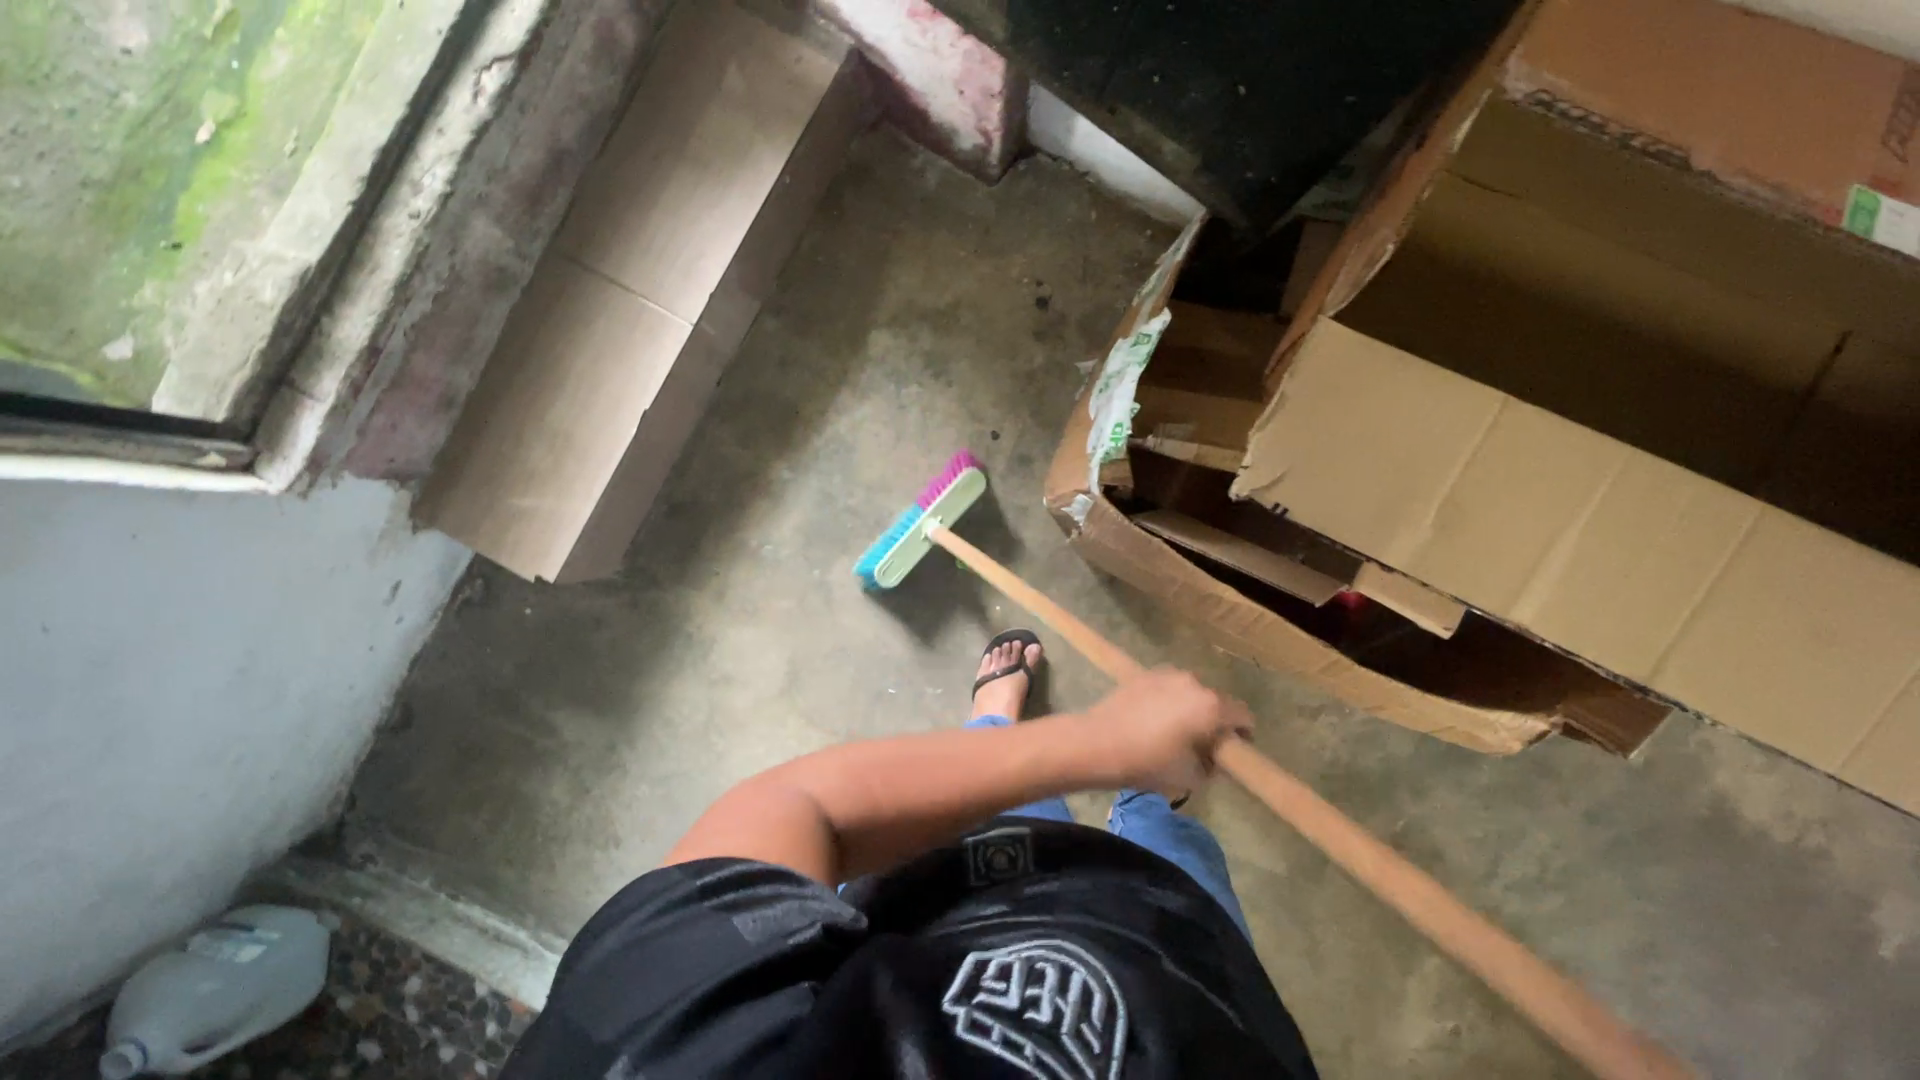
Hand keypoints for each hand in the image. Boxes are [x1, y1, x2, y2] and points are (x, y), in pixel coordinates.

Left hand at [1072, 668, 1252, 794]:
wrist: (1097, 743)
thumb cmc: (1148, 763)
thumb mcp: (1190, 777)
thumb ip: (1212, 768)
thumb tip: (1215, 760)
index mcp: (1212, 706)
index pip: (1244, 716)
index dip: (1243, 735)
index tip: (1233, 751)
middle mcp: (1194, 682)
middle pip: (1218, 701)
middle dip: (1216, 721)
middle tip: (1203, 745)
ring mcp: (1168, 674)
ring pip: (1192, 692)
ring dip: (1192, 708)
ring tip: (1176, 731)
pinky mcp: (1145, 674)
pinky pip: (1169, 687)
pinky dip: (1170, 700)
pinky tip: (1155, 719)